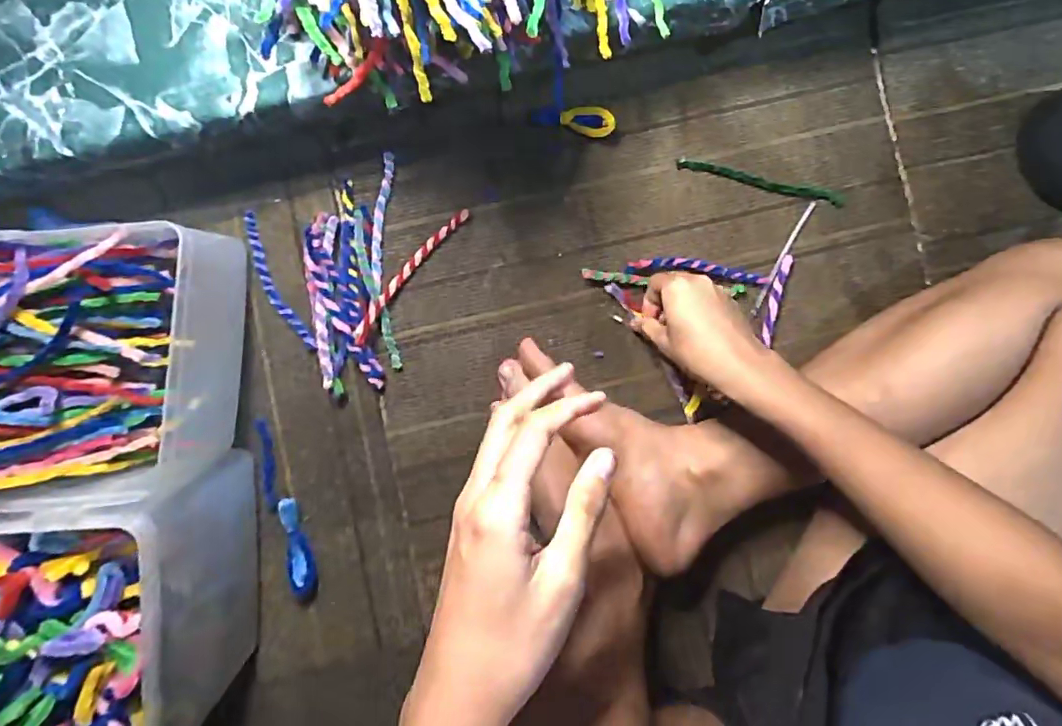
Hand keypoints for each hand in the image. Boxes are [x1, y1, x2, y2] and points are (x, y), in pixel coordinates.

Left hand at [402, 363, 616, 725]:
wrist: (456, 692)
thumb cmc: (517, 643)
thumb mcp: (562, 580)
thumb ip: (583, 511)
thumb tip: (605, 456)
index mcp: (497, 506)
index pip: (534, 432)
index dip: (567, 407)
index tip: (599, 395)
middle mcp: (474, 496)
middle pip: (503, 422)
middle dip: (535, 390)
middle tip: (567, 369)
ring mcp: (463, 508)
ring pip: (491, 438)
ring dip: (521, 407)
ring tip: (551, 389)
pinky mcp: (463, 522)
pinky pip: (487, 458)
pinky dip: (510, 432)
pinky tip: (524, 434)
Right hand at [626, 272, 775, 394]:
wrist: (739, 362)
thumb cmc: (695, 351)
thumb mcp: (664, 342)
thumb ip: (648, 327)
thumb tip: (636, 322)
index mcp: (676, 285)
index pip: (654, 282)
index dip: (648, 302)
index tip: (651, 322)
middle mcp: (696, 279)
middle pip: (674, 281)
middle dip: (665, 299)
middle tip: (665, 323)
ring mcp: (716, 287)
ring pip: (692, 288)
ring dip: (683, 302)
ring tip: (684, 326)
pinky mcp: (730, 298)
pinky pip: (708, 296)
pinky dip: (700, 305)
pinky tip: (703, 327)